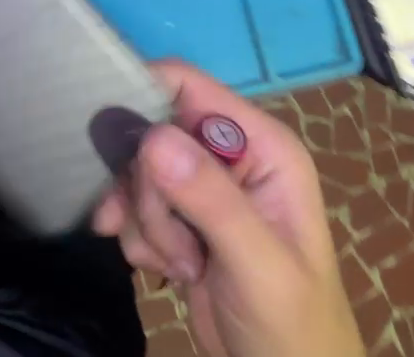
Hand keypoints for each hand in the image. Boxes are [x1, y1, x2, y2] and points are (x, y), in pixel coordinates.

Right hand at [91, 62, 362, 356]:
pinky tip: (160, 267)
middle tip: (170, 239)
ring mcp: (202, 185)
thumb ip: (212, 201)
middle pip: (152, 133)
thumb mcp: (260, 268)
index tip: (119, 145)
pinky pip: (132, 203)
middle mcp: (230, 154)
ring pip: (137, 171)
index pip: (187, 85)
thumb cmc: (294, 328)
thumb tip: (154, 138)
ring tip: (179, 263)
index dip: (145, 99)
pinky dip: (136, 235)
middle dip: (149, 190)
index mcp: (262, 145)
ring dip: (144, 220)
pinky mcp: (178, 215)